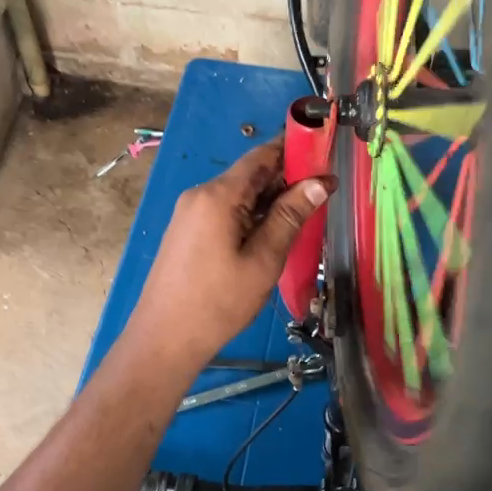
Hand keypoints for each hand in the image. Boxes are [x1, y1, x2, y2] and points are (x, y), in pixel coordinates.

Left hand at [127, 138, 335, 369]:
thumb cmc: (218, 302)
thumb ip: (290, 217)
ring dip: (271, 201)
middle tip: (324, 196)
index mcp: (218, 195)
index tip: (326, 158)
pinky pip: (225, 212)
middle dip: (287, 180)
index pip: (262, 155)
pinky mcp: (187, 232)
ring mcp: (190, 214)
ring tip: (304, 218)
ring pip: (239, 195)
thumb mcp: (263, 260)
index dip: (296, 152)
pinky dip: (252, 216)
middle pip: (250, 174)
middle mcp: (200, 195)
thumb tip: (319, 183)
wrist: (165, 339)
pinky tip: (272, 235)